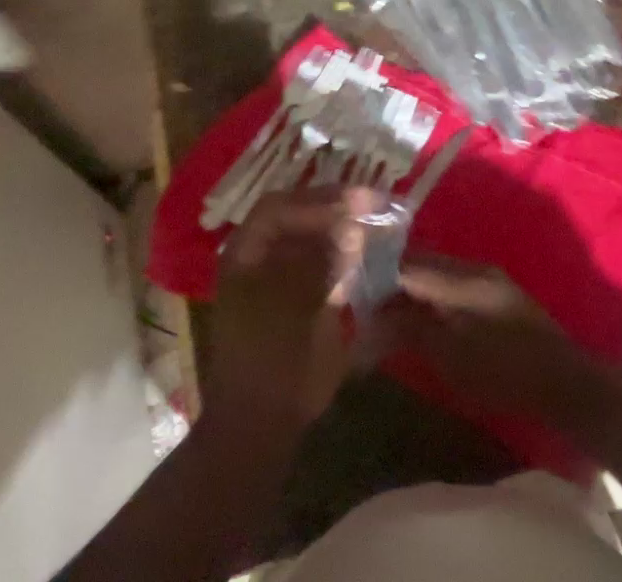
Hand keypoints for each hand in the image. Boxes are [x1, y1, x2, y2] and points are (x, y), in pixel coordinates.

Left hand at [208, 186, 372, 427]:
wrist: (261, 422)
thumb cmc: (273, 362)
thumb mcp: (299, 307)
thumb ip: (324, 261)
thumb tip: (351, 225)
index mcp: (244, 255)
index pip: (280, 208)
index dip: (319, 199)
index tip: (359, 201)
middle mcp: (256, 259)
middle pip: (296, 219)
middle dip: (334, 210)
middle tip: (375, 206)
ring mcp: (275, 280)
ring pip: (310, 240)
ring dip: (341, 230)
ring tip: (376, 225)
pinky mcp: (296, 302)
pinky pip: (320, 266)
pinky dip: (342, 257)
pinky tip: (367, 257)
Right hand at [377, 253, 620, 430]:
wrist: (568, 387)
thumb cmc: (507, 375)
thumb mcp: (450, 358)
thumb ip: (408, 330)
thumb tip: (368, 317)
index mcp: (461, 279)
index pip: (404, 263)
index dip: (371, 272)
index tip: (344, 285)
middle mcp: (472, 269)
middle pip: (417, 263)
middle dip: (385, 278)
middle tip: (356, 300)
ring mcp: (486, 280)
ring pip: (432, 273)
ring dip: (405, 287)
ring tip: (378, 309)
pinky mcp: (493, 295)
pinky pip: (448, 284)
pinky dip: (425, 296)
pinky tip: (412, 315)